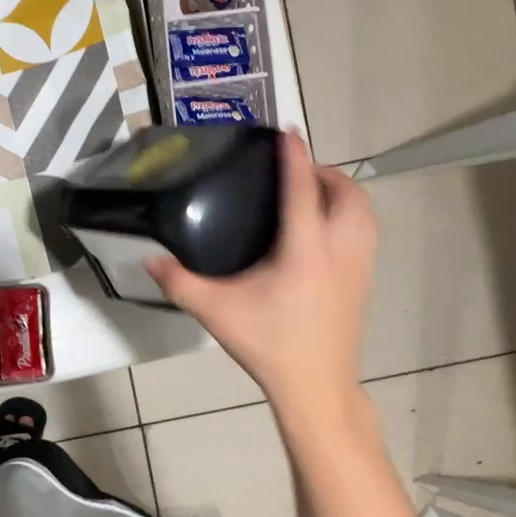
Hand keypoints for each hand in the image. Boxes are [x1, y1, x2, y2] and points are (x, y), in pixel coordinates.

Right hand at [146, 130, 376, 423]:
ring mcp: (358, 265)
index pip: (302, 190)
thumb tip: (149, 259)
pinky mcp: (364, 280)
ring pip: (364, 211)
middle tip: (296, 170)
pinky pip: (366, 231)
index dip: (294, 157)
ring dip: (343, 192)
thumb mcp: (215, 312)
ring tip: (314, 192)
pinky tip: (325, 229)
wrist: (314, 385)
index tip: (288, 131)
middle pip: (346, 193)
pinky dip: (351, 215)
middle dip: (325, 172)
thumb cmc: (267, 345)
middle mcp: (339, 249)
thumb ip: (180, 283)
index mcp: (304, 251)